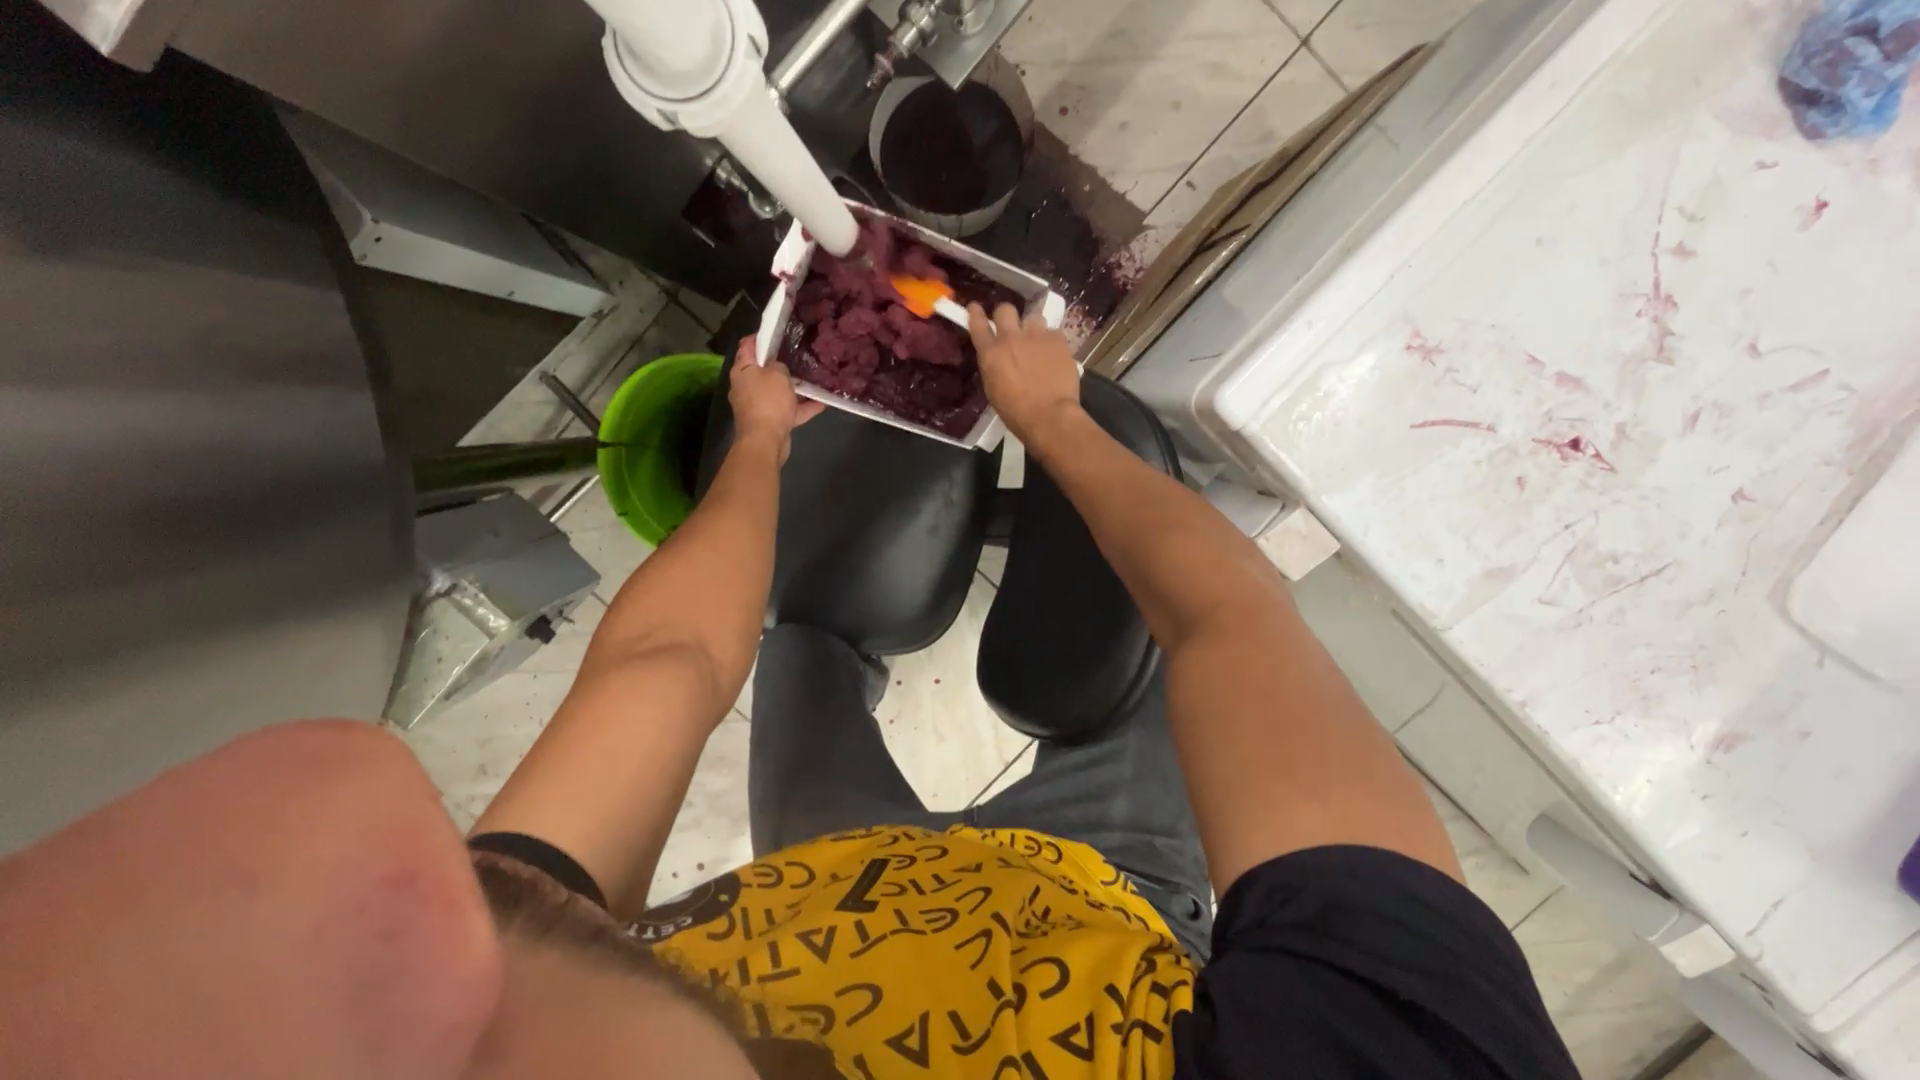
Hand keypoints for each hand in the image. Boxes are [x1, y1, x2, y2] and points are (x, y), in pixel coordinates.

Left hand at [729, 335, 823, 460]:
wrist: (765, 440)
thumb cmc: (768, 401)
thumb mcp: (777, 373)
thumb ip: (779, 365)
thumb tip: (779, 368)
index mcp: (742, 371)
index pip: (747, 347)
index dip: (760, 338)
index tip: (776, 333)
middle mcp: (747, 387)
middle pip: (763, 370)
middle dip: (780, 364)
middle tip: (798, 355)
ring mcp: (758, 406)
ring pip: (778, 392)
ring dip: (794, 387)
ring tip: (812, 379)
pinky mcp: (771, 422)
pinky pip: (788, 410)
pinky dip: (803, 407)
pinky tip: (822, 403)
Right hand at [967, 303, 1083, 445]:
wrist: (1049, 416)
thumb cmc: (1016, 412)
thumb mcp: (993, 389)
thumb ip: (994, 365)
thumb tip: (998, 357)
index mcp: (990, 354)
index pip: (978, 324)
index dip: (976, 314)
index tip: (976, 307)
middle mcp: (1010, 338)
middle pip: (1005, 309)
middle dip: (1007, 316)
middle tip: (1013, 328)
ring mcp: (1036, 335)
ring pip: (1033, 318)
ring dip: (1033, 329)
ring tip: (1039, 344)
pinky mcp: (1058, 339)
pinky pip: (1053, 332)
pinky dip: (1052, 342)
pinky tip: (1055, 356)